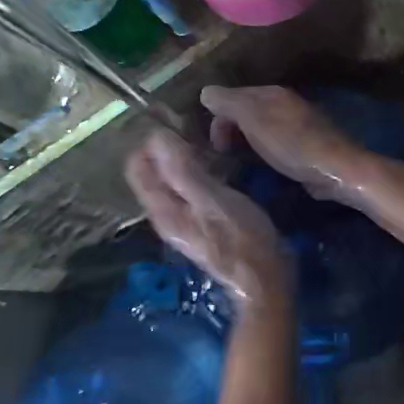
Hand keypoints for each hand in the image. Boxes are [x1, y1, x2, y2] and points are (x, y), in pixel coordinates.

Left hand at [125, 130, 292, 311]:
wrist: (266, 279)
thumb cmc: (242, 239)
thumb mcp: (213, 200)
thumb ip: (183, 171)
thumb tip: (156, 137)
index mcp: (163, 209)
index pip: (137, 167)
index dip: (150, 142)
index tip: (177, 124)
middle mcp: (168, 214)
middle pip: (155, 172)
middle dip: (168, 148)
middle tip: (196, 130)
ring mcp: (187, 219)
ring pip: (175, 180)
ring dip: (186, 160)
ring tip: (211, 143)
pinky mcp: (205, 221)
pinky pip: (193, 189)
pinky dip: (201, 173)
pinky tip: (222, 166)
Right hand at [200, 86, 373, 203]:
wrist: (336, 168)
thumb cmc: (291, 144)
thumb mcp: (254, 120)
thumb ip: (228, 103)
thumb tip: (205, 93)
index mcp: (271, 93)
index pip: (232, 96)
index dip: (218, 118)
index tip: (215, 145)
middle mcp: (284, 102)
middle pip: (246, 110)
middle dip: (230, 129)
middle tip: (224, 154)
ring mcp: (297, 123)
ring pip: (260, 127)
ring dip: (245, 140)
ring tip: (239, 160)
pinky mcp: (305, 144)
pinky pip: (274, 142)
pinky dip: (262, 150)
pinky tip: (262, 164)